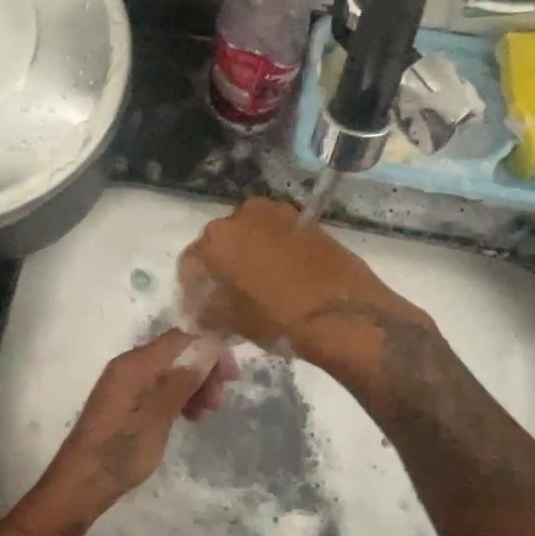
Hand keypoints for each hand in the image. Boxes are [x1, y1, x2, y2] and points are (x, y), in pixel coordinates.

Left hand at [41, 330, 236, 516]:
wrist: (81, 483)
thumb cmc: (119, 452)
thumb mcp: (157, 418)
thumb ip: (181, 380)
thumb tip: (209, 346)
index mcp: (134, 364)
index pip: (181, 338)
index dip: (211, 350)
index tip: (231, 379)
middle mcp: (129, 365)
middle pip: (177, 352)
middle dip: (204, 371)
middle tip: (218, 404)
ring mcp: (126, 382)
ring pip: (171, 370)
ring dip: (194, 385)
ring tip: (205, 415)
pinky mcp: (126, 400)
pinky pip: (159, 386)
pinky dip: (178, 396)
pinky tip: (188, 418)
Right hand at [178, 197, 396, 360]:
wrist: (343, 312)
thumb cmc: (277, 317)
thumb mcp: (232, 322)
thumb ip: (207, 312)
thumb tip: (201, 312)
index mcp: (216, 238)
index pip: (190, 264)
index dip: (191, 290)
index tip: (197, 311)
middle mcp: (242, 215)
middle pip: (220, 244)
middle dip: (218, 269)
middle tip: (224, 298)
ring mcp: (277, 213)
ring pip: (249, 237)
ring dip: (246, 258)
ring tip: (253, 288)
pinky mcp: (305, 221)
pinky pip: (276, 236)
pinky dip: (271, 253)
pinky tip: (278, 278)